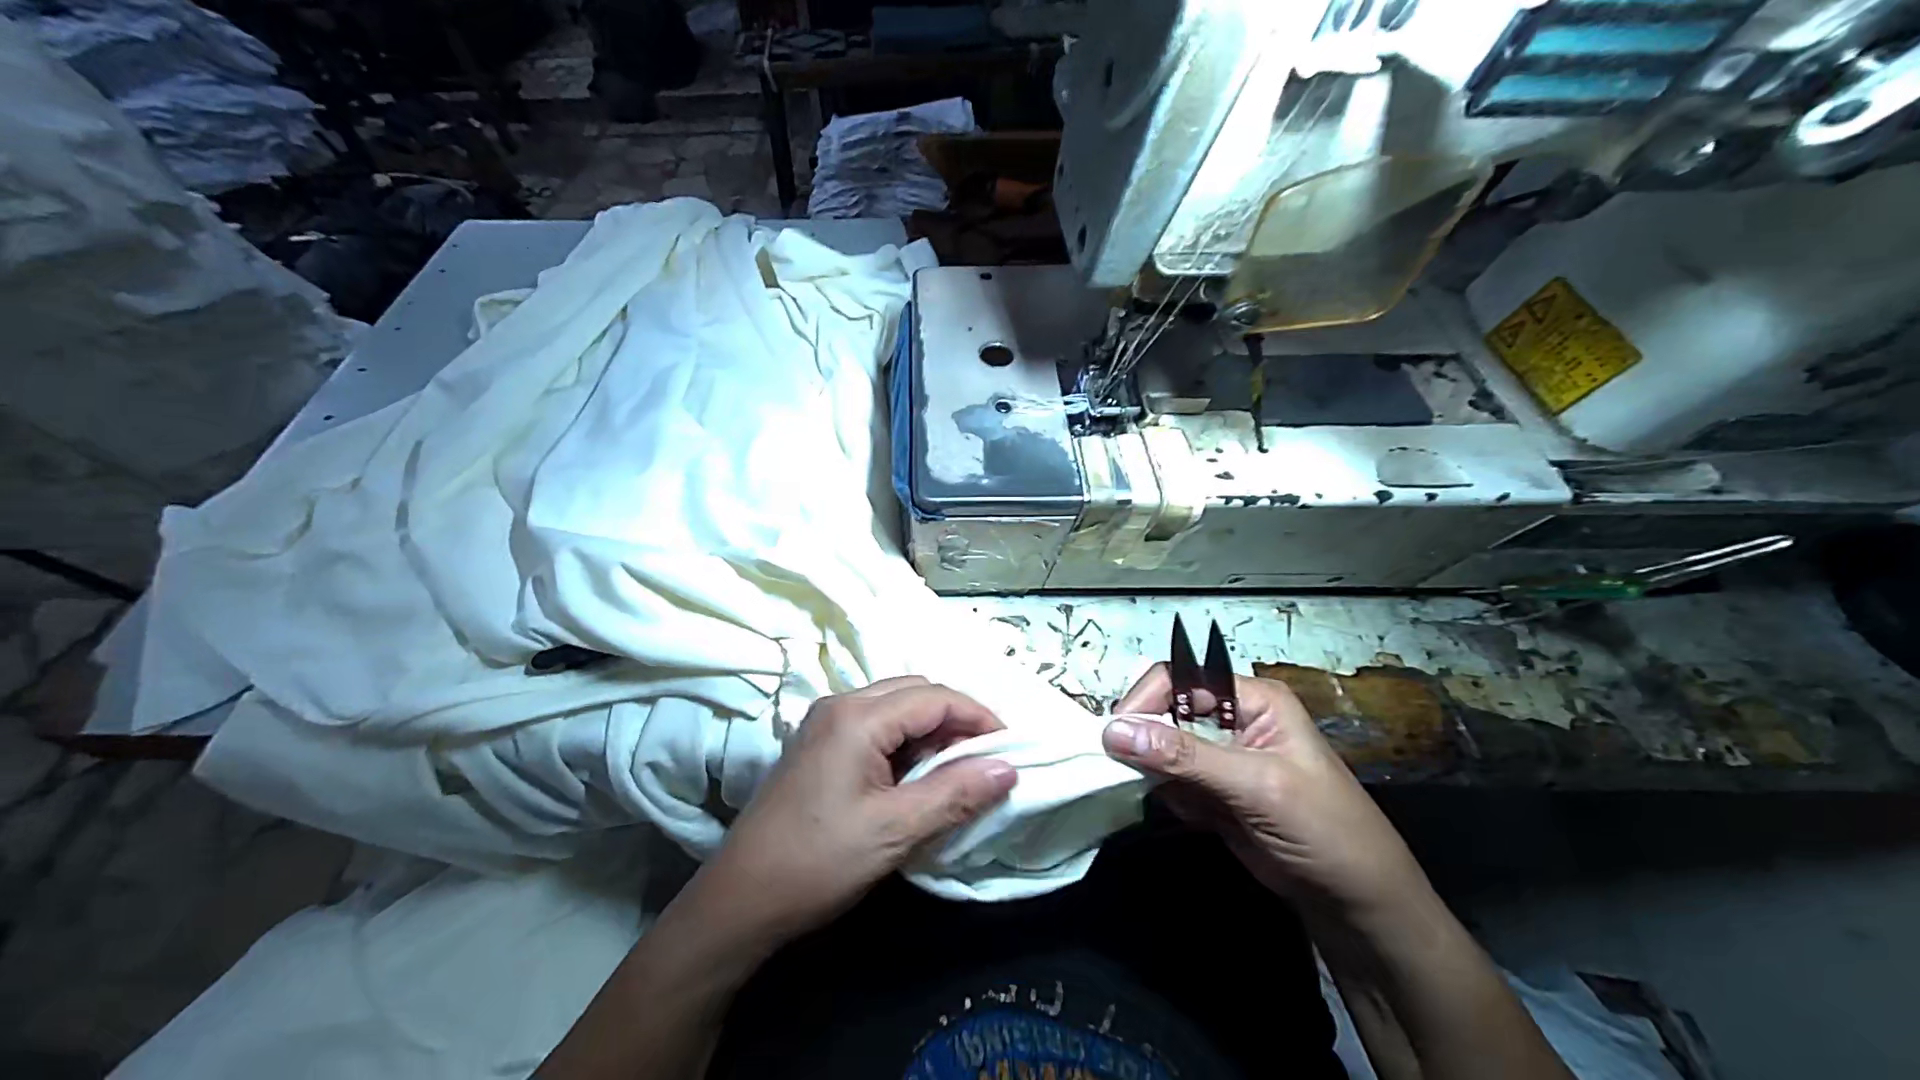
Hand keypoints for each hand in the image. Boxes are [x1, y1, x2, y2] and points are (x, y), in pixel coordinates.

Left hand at [688, 676, 1017, 949]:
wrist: (741, 900)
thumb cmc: (818, 862)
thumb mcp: (895, 831)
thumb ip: (955, 793)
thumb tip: (1009, 768)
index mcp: (856, 717)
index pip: (934, 697)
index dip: (978, 718)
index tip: (1010, 750)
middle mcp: (840, 705)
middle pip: (915, 693)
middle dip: (956, 721)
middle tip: (984, 761)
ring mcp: (825, 724)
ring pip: (896, 708)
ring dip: (931, 732)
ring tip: (956, 772)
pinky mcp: (820, 745)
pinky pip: (876, 727)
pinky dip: (906, 743)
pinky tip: (917, 778)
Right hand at [1104, 664, 1427, 919]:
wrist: (1354, 902)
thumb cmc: (1323, 829)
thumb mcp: (1256, 785)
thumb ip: (1185, 756)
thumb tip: (1114, 730)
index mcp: (1251, 699)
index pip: (1180, 679)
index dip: (1146, 700)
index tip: (1115, 734)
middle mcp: (1232, 718)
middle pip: (1164, 711)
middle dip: (1148, 741)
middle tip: (1137, 772)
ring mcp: (1219, 756)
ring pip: (1161, 747)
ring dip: (1159, 774)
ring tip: (1191, 804)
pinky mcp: (1210, 789)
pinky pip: (1169, 780)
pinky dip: (1171, 798)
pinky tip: (1200, 818)